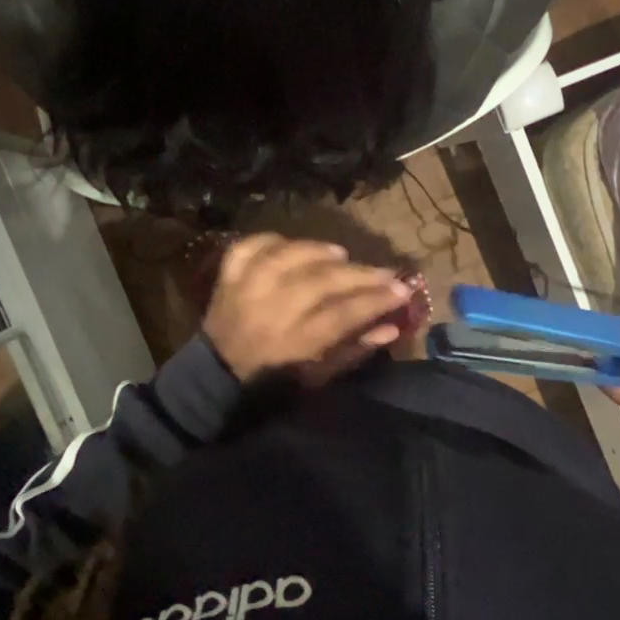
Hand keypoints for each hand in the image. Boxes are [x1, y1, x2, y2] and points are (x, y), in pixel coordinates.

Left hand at [203, 235, 413, 384]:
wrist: (216, 374)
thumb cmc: (275, 378)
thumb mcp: (318, 374)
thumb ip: (354, 348)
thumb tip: (392, 326)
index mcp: (291, 345)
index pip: (340, 315)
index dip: (374, 301)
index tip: (402, 290)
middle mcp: (268, 314)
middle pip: (319, 284)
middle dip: (359, 275)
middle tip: (385, 272)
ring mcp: (244, 292)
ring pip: (285, 260)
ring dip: (317, 252)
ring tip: (341, 255)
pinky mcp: (226, 278)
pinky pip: (249, 248)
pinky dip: (272, 240)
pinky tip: (292, 245)